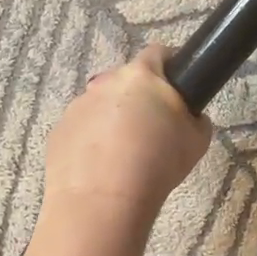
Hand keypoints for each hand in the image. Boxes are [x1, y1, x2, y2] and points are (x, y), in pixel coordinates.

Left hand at [44, 46, 212, 209]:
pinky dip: (92, 141)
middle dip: (140, 97)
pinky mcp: (58, 131)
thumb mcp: (198, 140)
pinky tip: (103, 168)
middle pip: (127, 80)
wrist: (102, 202)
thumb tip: (185, 116)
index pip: (158, 53)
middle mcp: (105, 82)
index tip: (178, 87)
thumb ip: (194, 118)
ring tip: (125, 156)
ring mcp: (77, 106)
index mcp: (141, 75)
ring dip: (114, 119)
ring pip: (102, 105)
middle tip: (153, 129)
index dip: (171, 66)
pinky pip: (82, 128)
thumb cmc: (157, 164)